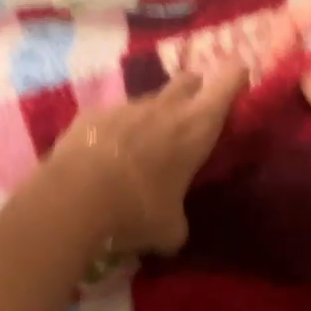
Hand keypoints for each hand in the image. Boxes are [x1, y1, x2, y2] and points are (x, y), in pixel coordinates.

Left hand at [42, 68, 248, 254]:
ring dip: (148, 119)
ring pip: (146, 102)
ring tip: (138, 150)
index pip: (229, 81)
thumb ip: (177, 222)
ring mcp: (123, 107)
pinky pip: (108, 118)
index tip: (238, 82)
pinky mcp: (89, 115)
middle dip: (194, 91)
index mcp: (196, 127)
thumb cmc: (135, 212)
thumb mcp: (168, 229)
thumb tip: (172, 232)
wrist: (73, 198)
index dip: (235, 78)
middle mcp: (163, 107)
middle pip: (188, 80)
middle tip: (190, 116)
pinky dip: (110, 132)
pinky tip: (100, 158)